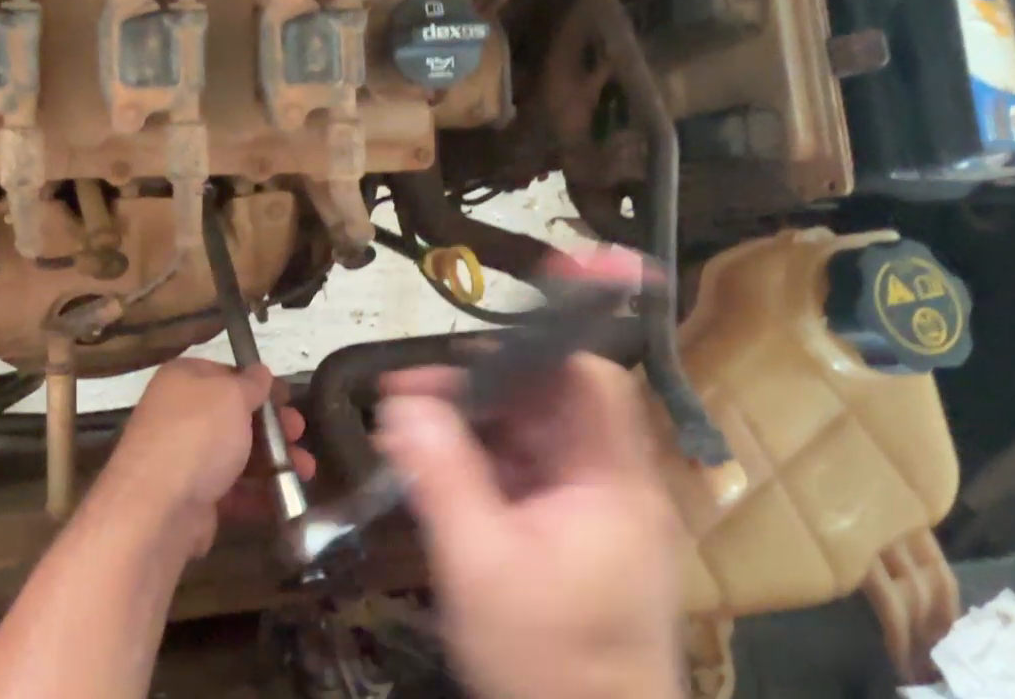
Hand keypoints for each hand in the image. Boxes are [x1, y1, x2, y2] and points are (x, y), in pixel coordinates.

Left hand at [96, 359, 313, 555]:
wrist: (158, 507)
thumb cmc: (198, 435)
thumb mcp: (232, 395)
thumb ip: (251, 383)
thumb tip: (260, 372)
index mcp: (182, 380)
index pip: (225, 374)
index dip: (258, 385)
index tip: (288, 399)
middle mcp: (179, 414)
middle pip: (234, 416)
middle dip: (273, 426)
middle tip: (300, 434)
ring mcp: (184, 457)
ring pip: (236, 454)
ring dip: (274, 462)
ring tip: (305, 471)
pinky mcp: (191, 497)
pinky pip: (231, 490)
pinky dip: (258, 494)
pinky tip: (286, 499)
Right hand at [376, 354, 682, 698]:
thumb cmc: (544, 659)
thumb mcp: (478, 564)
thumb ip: (441, 476)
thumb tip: (400, 403)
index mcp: (611, 482)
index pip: (587, 380)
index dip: (528, 355)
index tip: (455, 360)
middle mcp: (613, 485)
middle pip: (551, 407)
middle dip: (477, 394)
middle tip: (407, 399)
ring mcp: (597, 513)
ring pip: (534, 442)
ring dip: (472, 431)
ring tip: (408, 436)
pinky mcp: (577, 537)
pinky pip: (528, 478)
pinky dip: (483, 467)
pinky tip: (436, 476)